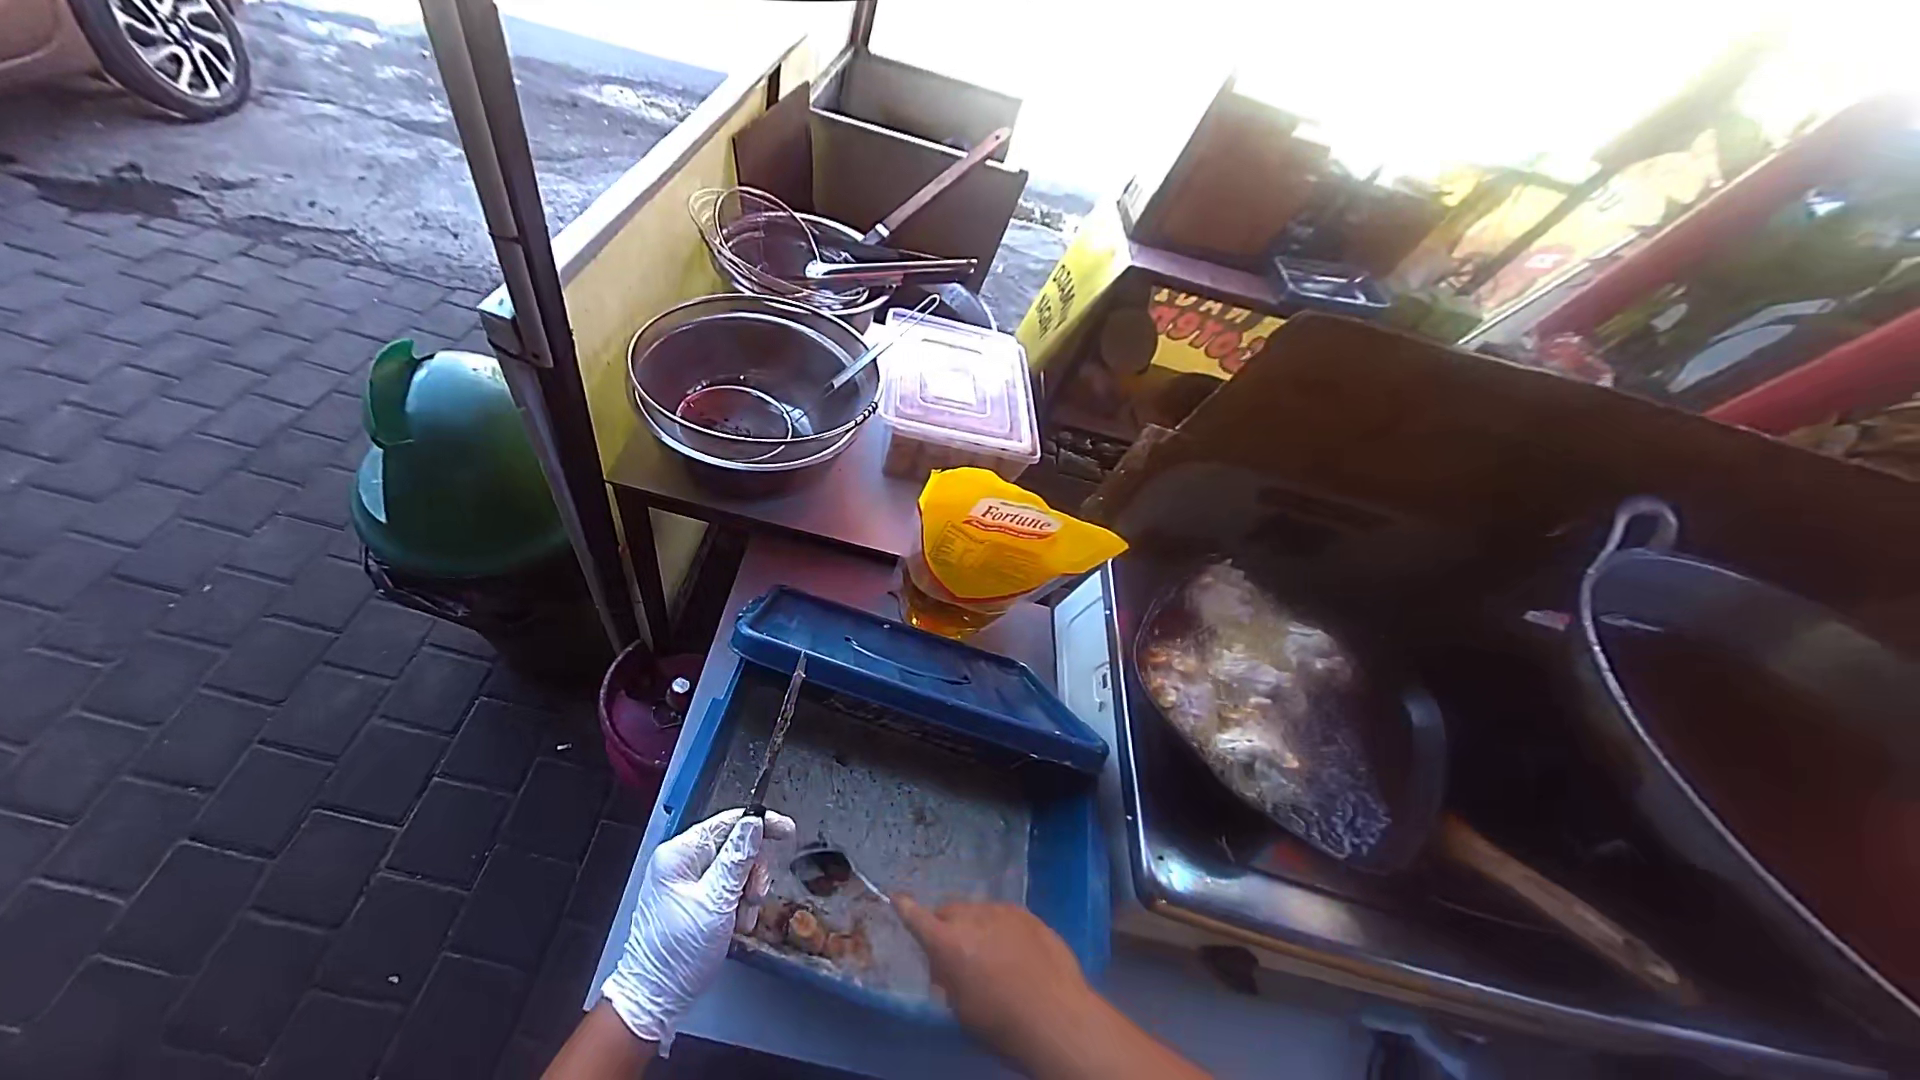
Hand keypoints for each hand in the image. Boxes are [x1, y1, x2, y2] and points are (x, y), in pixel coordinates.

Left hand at [600, 808, 795, 1048]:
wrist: (654, 1002)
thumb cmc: (679, 954)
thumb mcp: (716, 902)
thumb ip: (738, 858)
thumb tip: (755, 821)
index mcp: (680, 854)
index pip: (729, 822)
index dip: (761, 824)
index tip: (786, 831)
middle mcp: (680, 862)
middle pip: (735, 845)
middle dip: (753, 870)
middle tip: (755, 895)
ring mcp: (684, 881)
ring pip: (734, 868)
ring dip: (747, 891)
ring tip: (742, 917)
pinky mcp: (691, 900)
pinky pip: (725, 888)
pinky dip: (737, 904)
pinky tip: (736, 923)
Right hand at [897, 898, 1209, 1079]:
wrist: (1058, 1017)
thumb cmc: (1002, 1024)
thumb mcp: (961, 1009)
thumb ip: (948, 978)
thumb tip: (947, 965)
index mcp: (949, 944)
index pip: (918, 918)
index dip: (906, 908)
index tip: (898, 897)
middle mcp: (973, 918)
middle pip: (950, 911)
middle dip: (948, 927)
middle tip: (957, 955)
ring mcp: (1003, 911)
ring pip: (978, 911)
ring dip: (976, 926)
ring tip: (991, 956)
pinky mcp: (1027, 913)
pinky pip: (1003, 915)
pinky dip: (1000, 928)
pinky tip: (1015, 953)